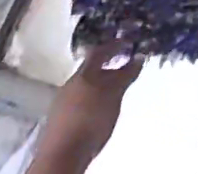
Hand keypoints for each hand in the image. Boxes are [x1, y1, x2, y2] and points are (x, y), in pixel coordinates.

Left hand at [30, 43, 141, 172]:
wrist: (62, 154)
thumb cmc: (91, 119)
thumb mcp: (114, 95)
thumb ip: (126, 75)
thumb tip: (138, 57)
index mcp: (84, 72)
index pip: (100, 51)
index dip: (114, 45)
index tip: (127, 43)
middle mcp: (71, 82)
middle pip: (91, 68)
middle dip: (107, 66)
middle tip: (121, 66)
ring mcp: (62, 100)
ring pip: (84, 85)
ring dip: (98, 84)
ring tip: (112, 90)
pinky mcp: (58, 118)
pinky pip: (78, 100)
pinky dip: (90, 99)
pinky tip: (96, 108)